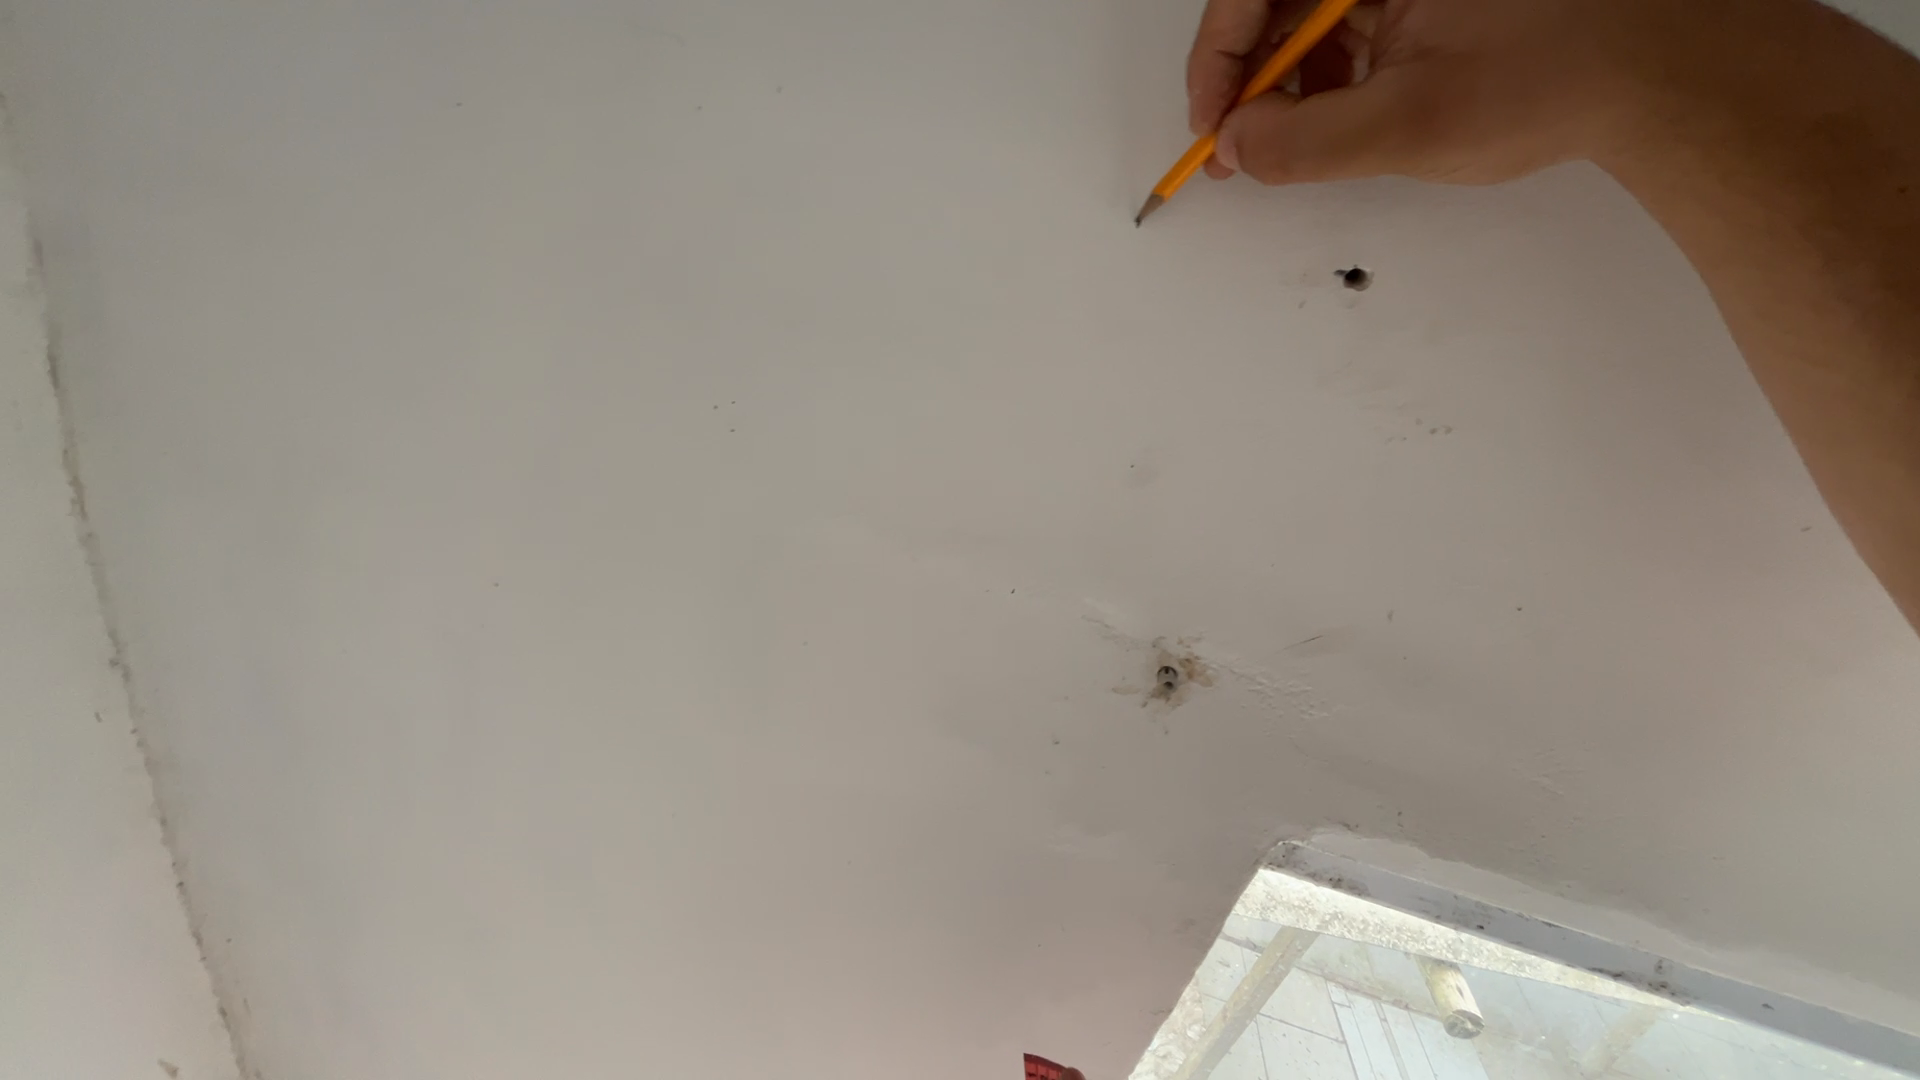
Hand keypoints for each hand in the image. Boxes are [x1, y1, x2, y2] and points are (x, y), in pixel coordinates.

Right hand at [1185, 0, 1702, 185]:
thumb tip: (1234, 143)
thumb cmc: (1557, 78)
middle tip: (1235, 143)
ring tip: (1291, 137)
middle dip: (1248, 74)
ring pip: (1308, 11)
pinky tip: (1335, 111)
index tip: (1209, 123)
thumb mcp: (1408, 126)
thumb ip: (1301, 143)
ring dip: (1284, 80)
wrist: (1665, 68)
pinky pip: (1347, 19)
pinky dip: (1325, 72)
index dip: (1218, 57)